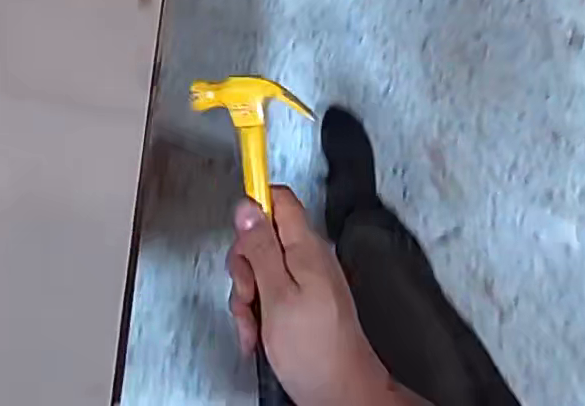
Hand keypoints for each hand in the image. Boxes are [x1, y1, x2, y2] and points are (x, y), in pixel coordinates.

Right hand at [226, 187, 416, 405]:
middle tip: (246, 293)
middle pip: (263, 235)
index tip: (239, 230)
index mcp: (304, 247)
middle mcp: (307, 256)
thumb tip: (247, 205)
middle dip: (244, 263)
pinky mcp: (302, 301)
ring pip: (262, 265)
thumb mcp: (275, 296)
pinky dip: (258, 309)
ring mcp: (306, 279)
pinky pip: (271, 289)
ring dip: (247, 294)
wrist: (345, 400)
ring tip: (252, 325)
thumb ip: (260, 248)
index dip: (254, 204)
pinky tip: (257, 333)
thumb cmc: (314, 353)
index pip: (278, 198)